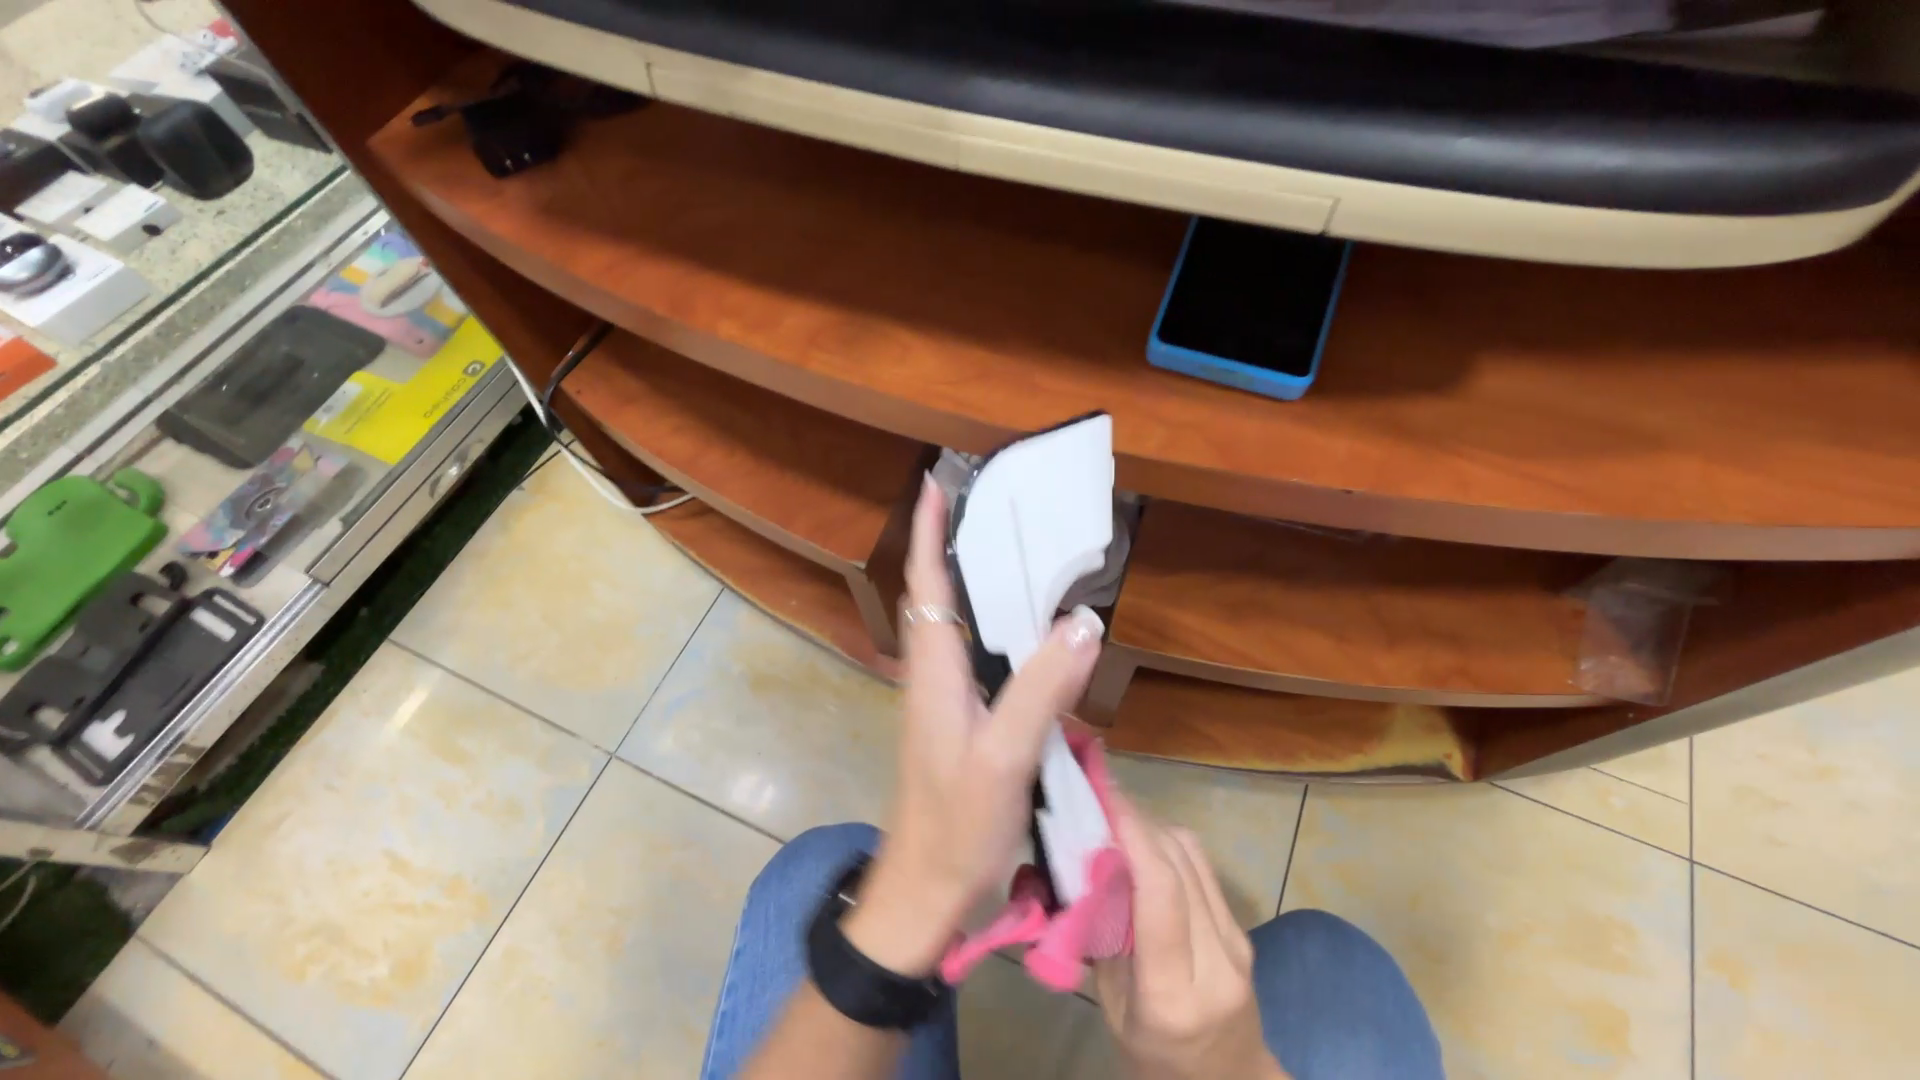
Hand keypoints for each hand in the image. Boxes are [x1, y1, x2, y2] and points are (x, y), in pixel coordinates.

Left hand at [844, 476, 1105, 977]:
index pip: (927, 585)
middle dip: (964, 546)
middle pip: (946, 597)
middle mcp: (935, 677)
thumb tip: (1082, 621)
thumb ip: (1038, 691)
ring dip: (986, 587)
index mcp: (932, 673)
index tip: (938, 481)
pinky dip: (1008, 633)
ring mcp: (948, 702)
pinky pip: (987, 662)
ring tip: (1028, 553)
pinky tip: (1041, 635)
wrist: (924, 893)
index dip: (929, 532)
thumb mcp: (1001, 759)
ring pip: (967, 629)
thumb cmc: (954, 827)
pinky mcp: (966, 725)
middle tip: (1004, 507)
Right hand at [1094, 794, 1287, 1079]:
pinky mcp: (1242, 928)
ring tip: (1115, 814)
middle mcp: (1215, 960)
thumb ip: (1101, 939)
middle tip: (1096, 798)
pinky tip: (1141, 841)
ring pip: (1195, 857)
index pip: (1161, 893)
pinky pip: (1203, 870)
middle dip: (1137, 821)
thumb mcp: (1113, 1009)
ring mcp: (1237, 941)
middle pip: (1180, 864)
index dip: (1134, 835)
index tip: (1102, 799)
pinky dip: (1168, 845)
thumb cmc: (1155, 1058)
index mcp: (1173, 992)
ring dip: (1153, 826)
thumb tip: (1077, 868)